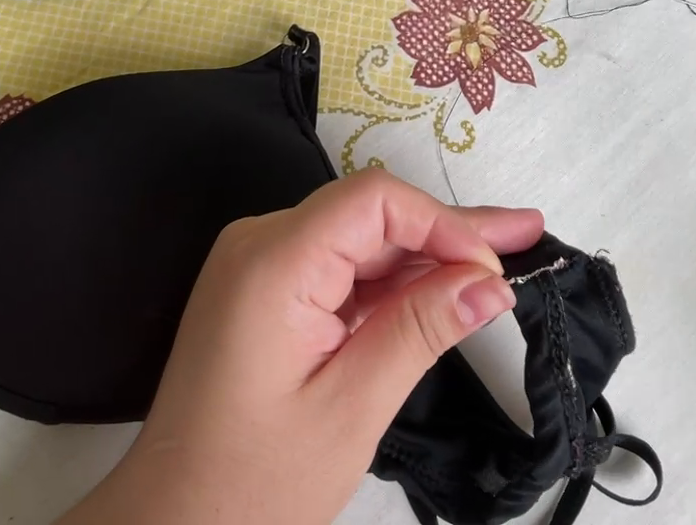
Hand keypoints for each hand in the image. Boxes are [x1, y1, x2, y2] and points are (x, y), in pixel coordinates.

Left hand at [57, 167, 544, 524]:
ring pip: (361, 238)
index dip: (442, 222)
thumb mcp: (350, 408)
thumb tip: (489, 280)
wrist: (171, 523)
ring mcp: (261, 264)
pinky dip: (393, 281)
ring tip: (501, 256)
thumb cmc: (250, 483)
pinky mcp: (268, 288)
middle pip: (370, 214)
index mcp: (272, 263)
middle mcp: (262, 244)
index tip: (494, 267)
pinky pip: (341, 268)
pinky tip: (444, 284)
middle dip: (449, 229)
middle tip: (524, 232)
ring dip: (428, 254)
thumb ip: (420, 331)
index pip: (373, 202)